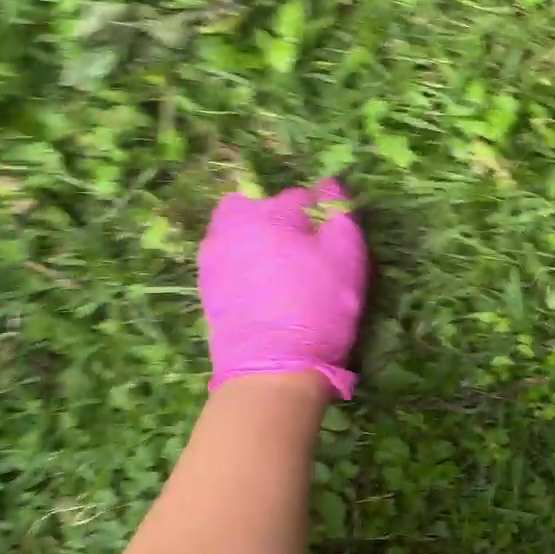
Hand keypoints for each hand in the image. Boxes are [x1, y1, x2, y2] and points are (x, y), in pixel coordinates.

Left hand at [198, 179, 366, 399]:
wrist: (273, 367)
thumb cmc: (319, 305)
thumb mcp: (346, 255)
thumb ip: (341, 214)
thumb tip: (330, 186)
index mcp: (265, 212)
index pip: (302, 196)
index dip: (325, 216)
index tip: (337, 241)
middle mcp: (229, 227)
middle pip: (259, 209)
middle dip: (281, 221)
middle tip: (307, 253)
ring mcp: (211, 259)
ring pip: (241, 235)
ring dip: (262, 243)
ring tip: (288, 273)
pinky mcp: (207, 289)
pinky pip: (231, 262)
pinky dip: (249, 267)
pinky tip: (270, 292)